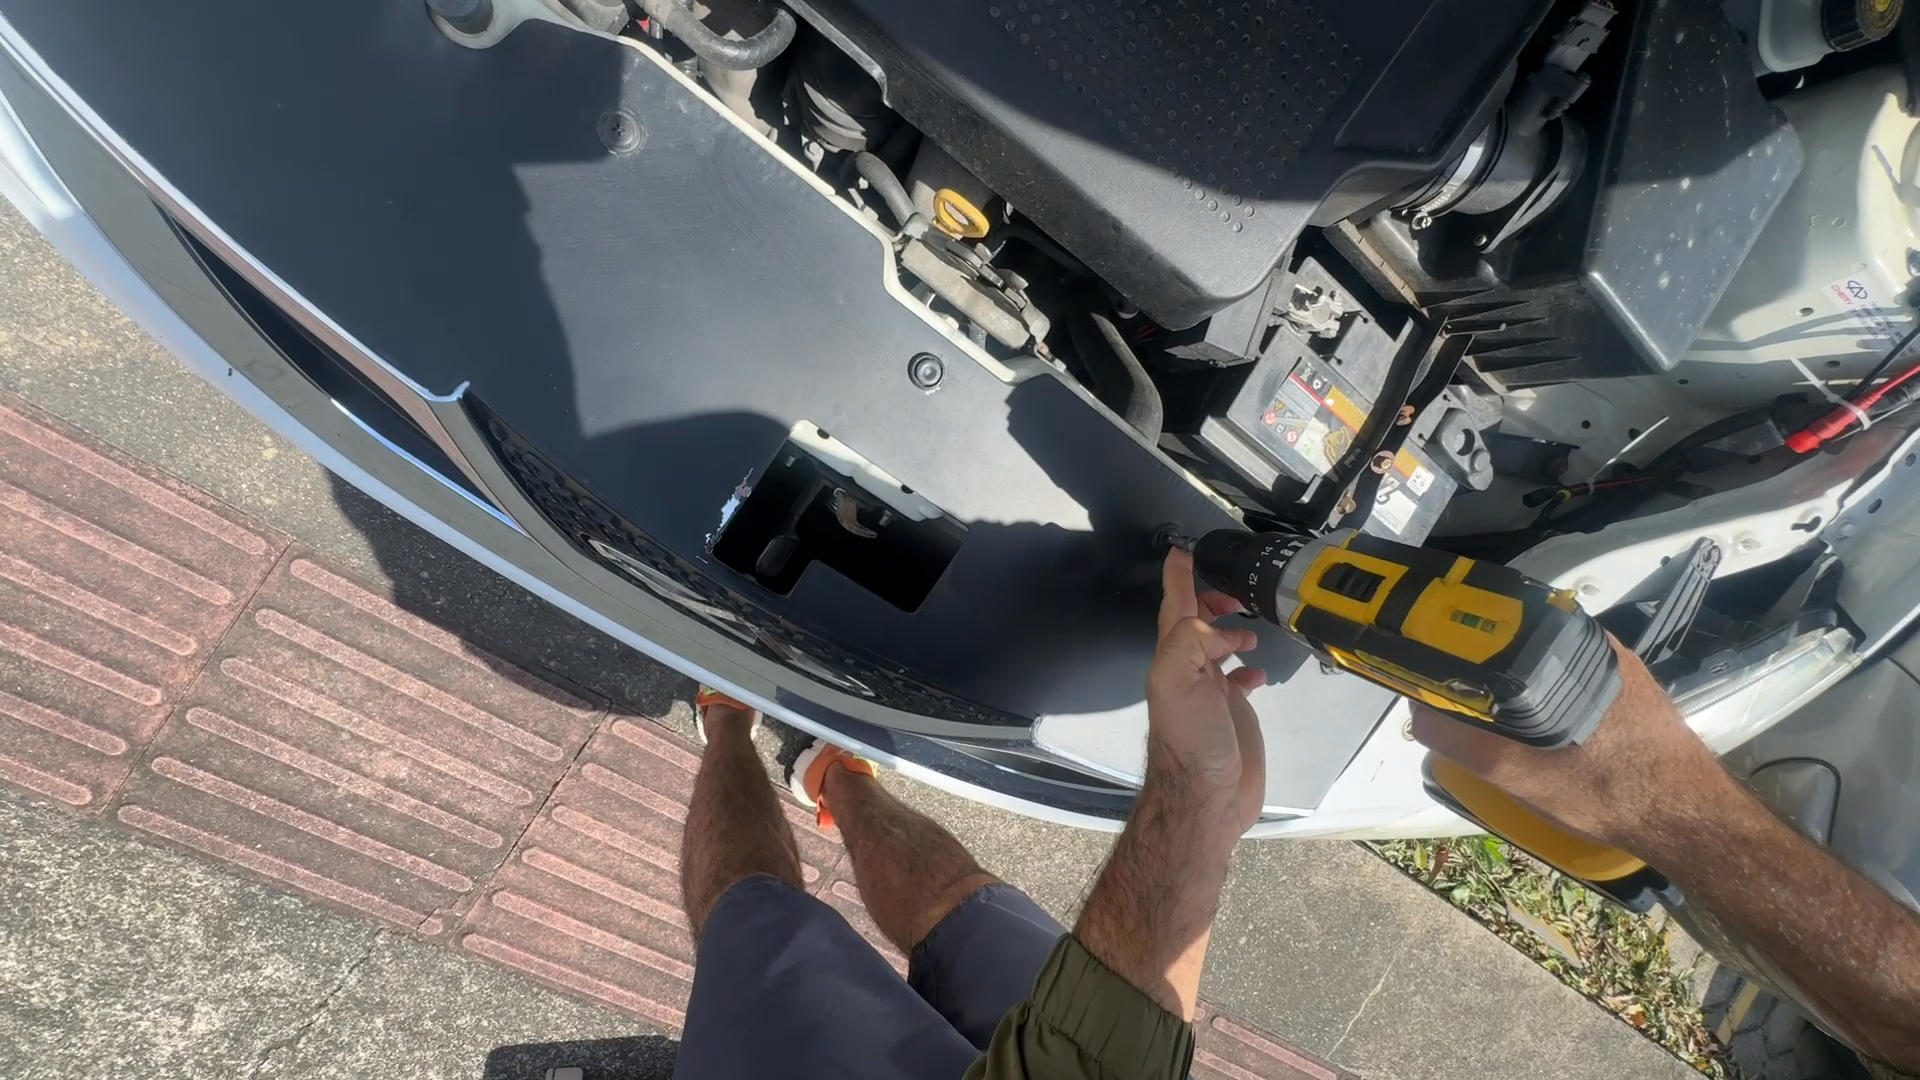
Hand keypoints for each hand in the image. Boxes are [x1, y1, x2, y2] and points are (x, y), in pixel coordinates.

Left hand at [1144, 548, 1267, 842]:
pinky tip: (1257, 670)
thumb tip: (1211, 621)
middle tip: (1233, 593)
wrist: (1206, 795)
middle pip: (1194, 620)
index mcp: (1172, 655)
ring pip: (1215, 645)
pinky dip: (1247, 666)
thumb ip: (1189, 639)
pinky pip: (1236, 678)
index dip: (1177, 576)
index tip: (1183, 549)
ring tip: (1248, 625)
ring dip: (1229, 628)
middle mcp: (1187, 667)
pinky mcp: (1228, 709)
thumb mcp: (1178, 679)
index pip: (1173, 604)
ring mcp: (1208, 688)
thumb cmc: (1192, 737)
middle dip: (1208, 599)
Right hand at [1410, 634, 1724, 850]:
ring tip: (1485, 706)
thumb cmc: (1610, 792)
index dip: (1458, 635)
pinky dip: (1539, 690)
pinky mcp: (1629, 689)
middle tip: (1453, 688)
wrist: (1695, 827)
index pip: (1497, 622)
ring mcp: (1617, 668)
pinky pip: (1565, 676)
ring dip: (1511, 677)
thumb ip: (1461, 740)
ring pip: (1541, 658)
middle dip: (1479, 658)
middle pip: (1515, 638)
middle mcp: (1597, 648)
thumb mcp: (1518, 774)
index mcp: (1572, 652)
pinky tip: (1530, 720)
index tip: (1431, 656)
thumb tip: (1417, 714)